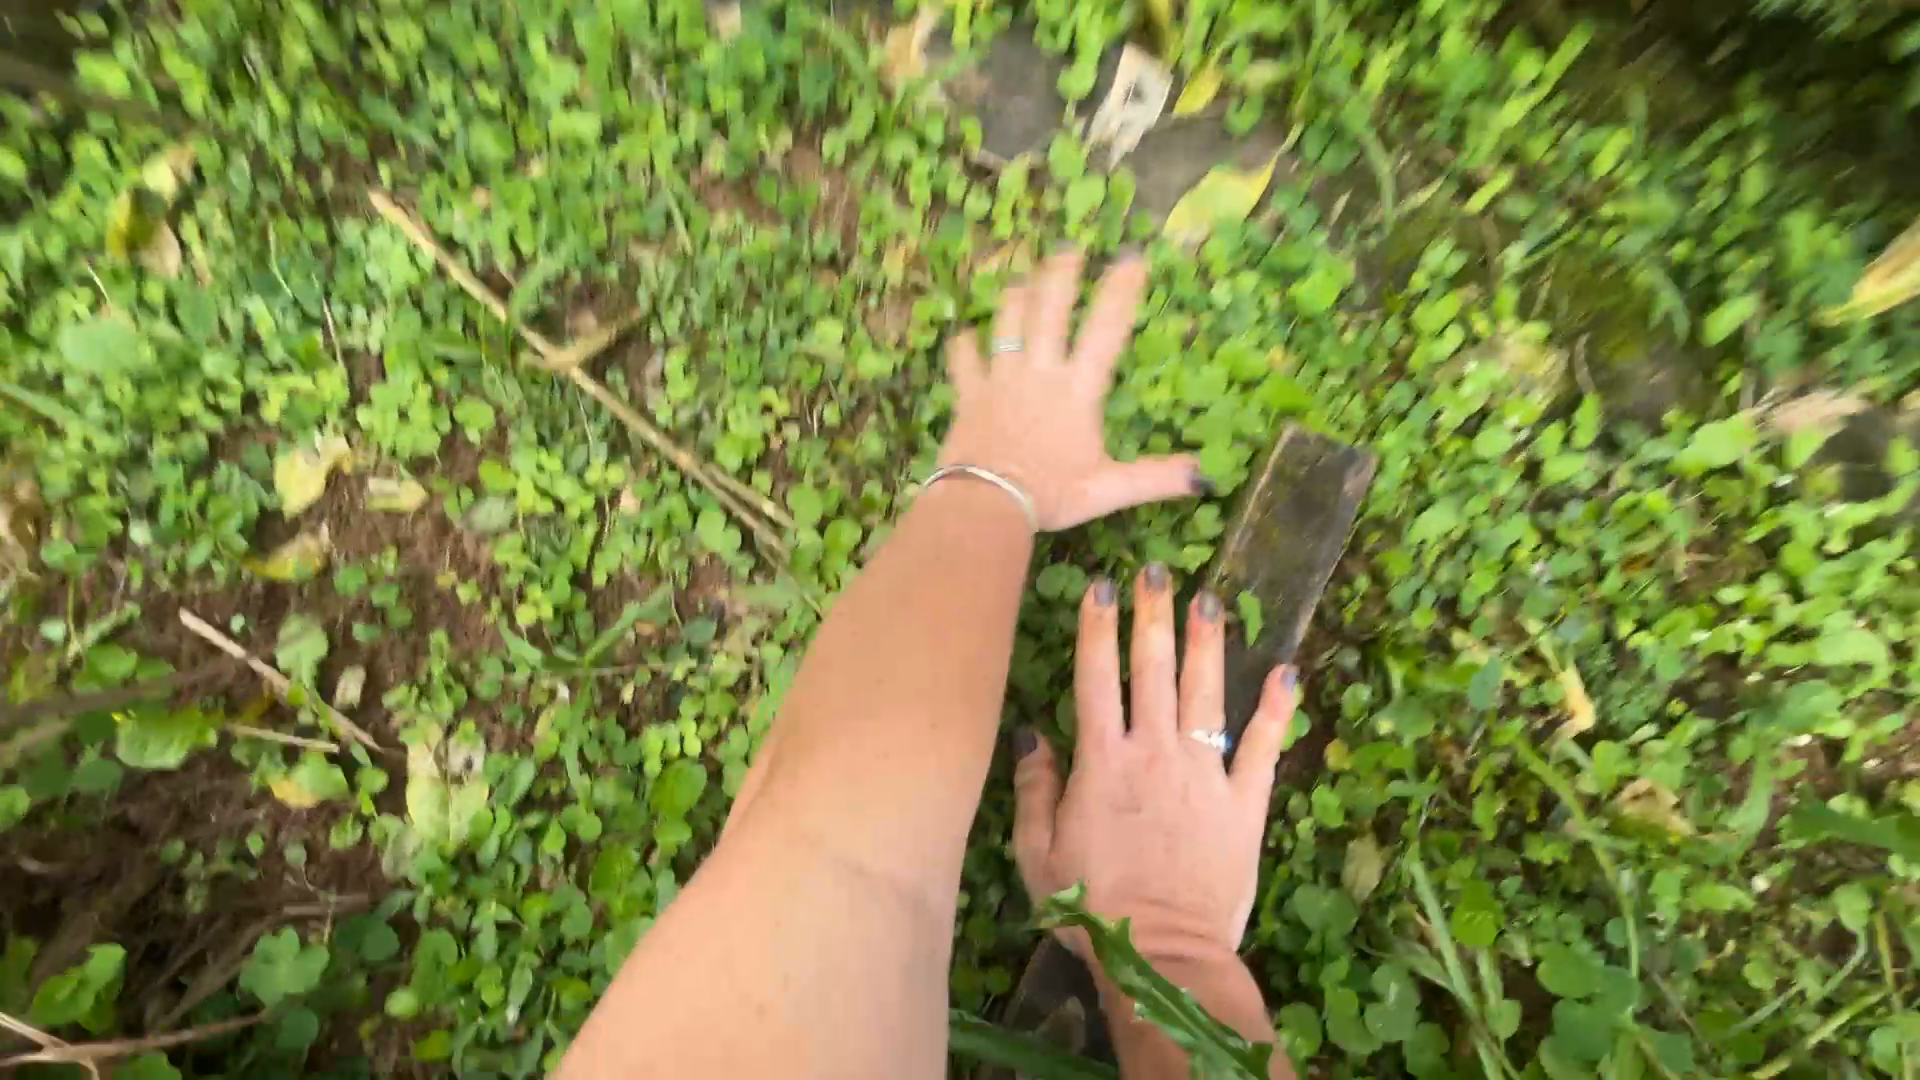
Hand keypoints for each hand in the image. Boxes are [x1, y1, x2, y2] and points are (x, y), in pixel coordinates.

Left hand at [941, 250, 1205, 531]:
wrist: (988, 503)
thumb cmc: (1050, 495)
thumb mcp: (1108, 489)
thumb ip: (1154, 478)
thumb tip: (1203, 475)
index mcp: (1077, 391)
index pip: (1105, 330)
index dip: (1120, 291)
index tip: (1131, 258)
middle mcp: (1039, 373)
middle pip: (1050, 311)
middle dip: (1060, 275)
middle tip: (1067, 248)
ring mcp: (1001, 380)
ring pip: (1007, 323)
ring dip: (1016, 297)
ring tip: (1022, 277)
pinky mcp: (969, 395)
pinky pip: (963, 360)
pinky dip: (964, 346)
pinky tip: (964, 335)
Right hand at [1012, 565, 1298, 963]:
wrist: (1164, 960)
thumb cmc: (1090, 906)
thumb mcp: (1037, 852)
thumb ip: (1033, 786)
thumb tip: (1033, 731)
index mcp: (1103, 761)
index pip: (1097, 677)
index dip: (1098, 627)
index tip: (1103, 585)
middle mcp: (1155, 752)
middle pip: (1153, 670)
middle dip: (1154, 615)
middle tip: (1157, 570)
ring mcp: (1204, 775)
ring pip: (1206, 694)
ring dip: (1207, 643)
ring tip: (1210, 598)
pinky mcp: (1244, 804)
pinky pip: (1262, 748)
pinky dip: (1276, 709)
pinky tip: (1287, 671)